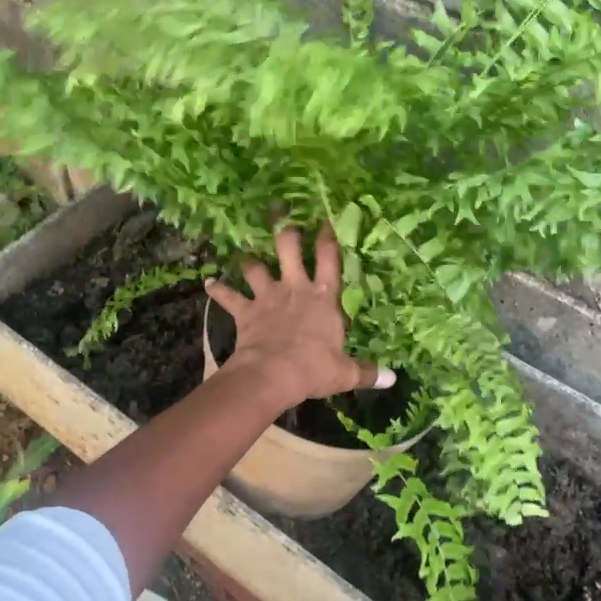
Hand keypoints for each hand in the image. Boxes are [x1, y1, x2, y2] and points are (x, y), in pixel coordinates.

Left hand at [205, 224, 392, 408]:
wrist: (272, 375)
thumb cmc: (313, 369)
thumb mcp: (345, 373)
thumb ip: (367, 372)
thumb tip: (392, 379)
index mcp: (324, 298)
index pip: (329, 258)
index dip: (327, 237)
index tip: (325, 221)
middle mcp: (295, 289)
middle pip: (288, 248)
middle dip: (286, 232)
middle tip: (283, 221)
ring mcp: (267, 297)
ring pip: (256, 267)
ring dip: (250, 261)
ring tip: (245, 256)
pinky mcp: (246, 312)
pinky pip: (228, 297)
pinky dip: (218, 289)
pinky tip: (208, 283)